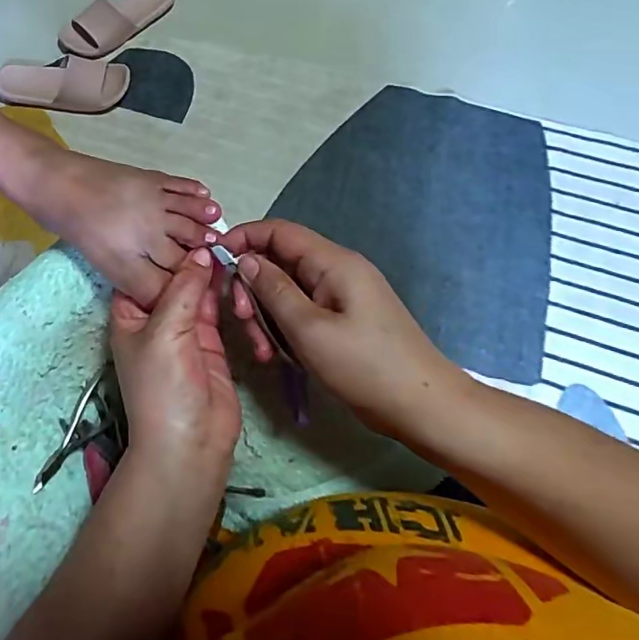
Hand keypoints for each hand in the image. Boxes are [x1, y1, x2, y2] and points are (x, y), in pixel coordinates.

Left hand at [107, 248, 240, 478]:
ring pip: (198, 291)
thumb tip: (201, 252)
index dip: (160, 248)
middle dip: (191, 258)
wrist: (190, 443)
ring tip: (230, 247)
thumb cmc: (162, 386)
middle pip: (172, 278)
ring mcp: (184, 330)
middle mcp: (155, 318)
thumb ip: (183, 289)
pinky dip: (227, 293)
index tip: (183, 223)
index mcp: (129, 313)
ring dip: (212, 273)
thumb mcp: (164, 331)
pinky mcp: (211, 342)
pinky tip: (238, 273)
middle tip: (216, 229)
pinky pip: (218, 309)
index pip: (142, 271)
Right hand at [219, 220, 468, 432]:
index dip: (243, 238)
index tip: (215, 261)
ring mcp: (340, 295)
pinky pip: (301, 310)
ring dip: (265, 314)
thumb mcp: (309, 328)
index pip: (278, 231)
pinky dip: (283, 327)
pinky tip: (276, 355)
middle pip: (279, 262)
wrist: (424, 408)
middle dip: (251, 287)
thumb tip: (245, 260)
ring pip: (286, 290)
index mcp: (333, 262)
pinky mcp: (342, 319)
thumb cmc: (366, 366)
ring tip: (262, 350)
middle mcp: (336, 270)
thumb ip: (273, 289)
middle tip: (239, 319)